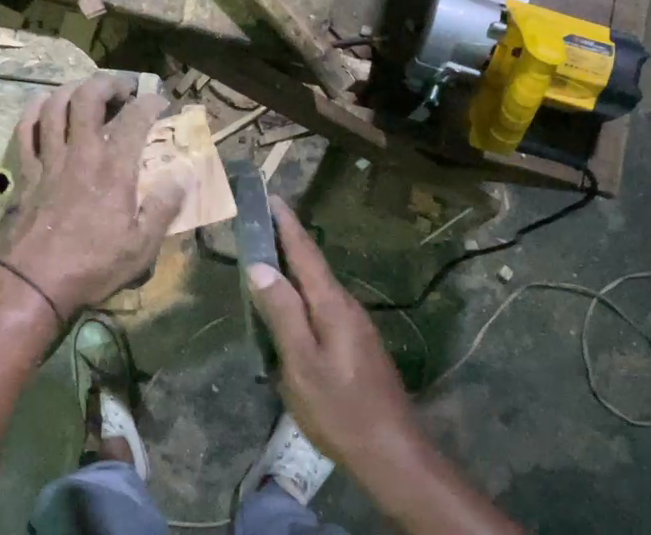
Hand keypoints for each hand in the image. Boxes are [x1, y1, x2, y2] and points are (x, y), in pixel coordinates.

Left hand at [0, 74, 183, 316]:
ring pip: (55, 105)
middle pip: (88, 97)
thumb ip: (163, 209)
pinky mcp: (26, 171)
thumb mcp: (141, 249)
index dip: (150, 103)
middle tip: (122, 89)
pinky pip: (27, 129)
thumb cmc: (92, 267)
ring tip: (86, 92)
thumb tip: (182, 177)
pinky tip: (45, 106)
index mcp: (114, 170)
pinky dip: (36, 110)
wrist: (33, 282)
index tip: (159, 102)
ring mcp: (49, 159)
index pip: (135, 120)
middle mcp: (81, 154)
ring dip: (72, 89)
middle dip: (108, 83)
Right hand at [246, 198, 418, 464]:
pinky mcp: (355, 346)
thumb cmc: (341, 409)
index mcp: (332, 305)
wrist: (394, 455)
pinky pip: (320, 307)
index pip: (305, 253)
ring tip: (263, 258)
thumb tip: (260, 266)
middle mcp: (346, 307)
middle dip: (285, 241)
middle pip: (311, 266)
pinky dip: (299, 295)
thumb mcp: (302, 363)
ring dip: (291, 269)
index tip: (270, 195)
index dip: (286, 224)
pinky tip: (285, 307)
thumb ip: (282, 313)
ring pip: (316, 288)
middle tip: (256, 222)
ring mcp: (354, 328)